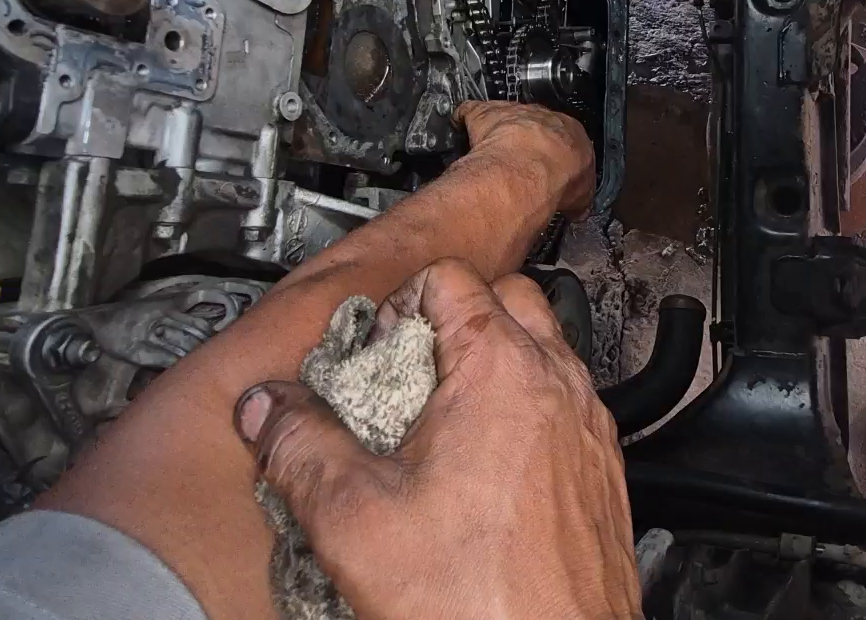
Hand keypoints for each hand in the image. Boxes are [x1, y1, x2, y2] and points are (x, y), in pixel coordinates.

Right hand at [235, 259, 639, 619]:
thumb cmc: (479, 599)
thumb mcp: (357, 520)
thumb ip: (301, 449)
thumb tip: (267, 411)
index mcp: (498, 366)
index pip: (451, 277)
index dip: (404, 303)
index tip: (382, 352)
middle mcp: (553, 377)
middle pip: (506, 293)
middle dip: (455, 316)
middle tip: (415, 371)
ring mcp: (584, 414)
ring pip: (541, 341)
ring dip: (494, 355)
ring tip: (447, 416)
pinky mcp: (598, 455)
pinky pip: (562, 392)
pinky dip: (526, 398)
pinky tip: (490, 457)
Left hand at [455, 100, 594, 215]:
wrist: (531, 170)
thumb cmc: (559, 177)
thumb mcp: (581, 195)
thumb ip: (578, 197)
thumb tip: (577, 210)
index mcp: (572, 132)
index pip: (567, 137)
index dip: (557, 153)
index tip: (552, 165)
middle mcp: (543, 117)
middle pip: (536, 123)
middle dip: (528, 140)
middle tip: (520, 162)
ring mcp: (513, 113)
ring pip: (504, 115)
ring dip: (498, 131)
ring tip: (490, 150)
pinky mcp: (485, 114)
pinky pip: (471, 111)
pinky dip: (463, 118)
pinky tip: (459, 128)